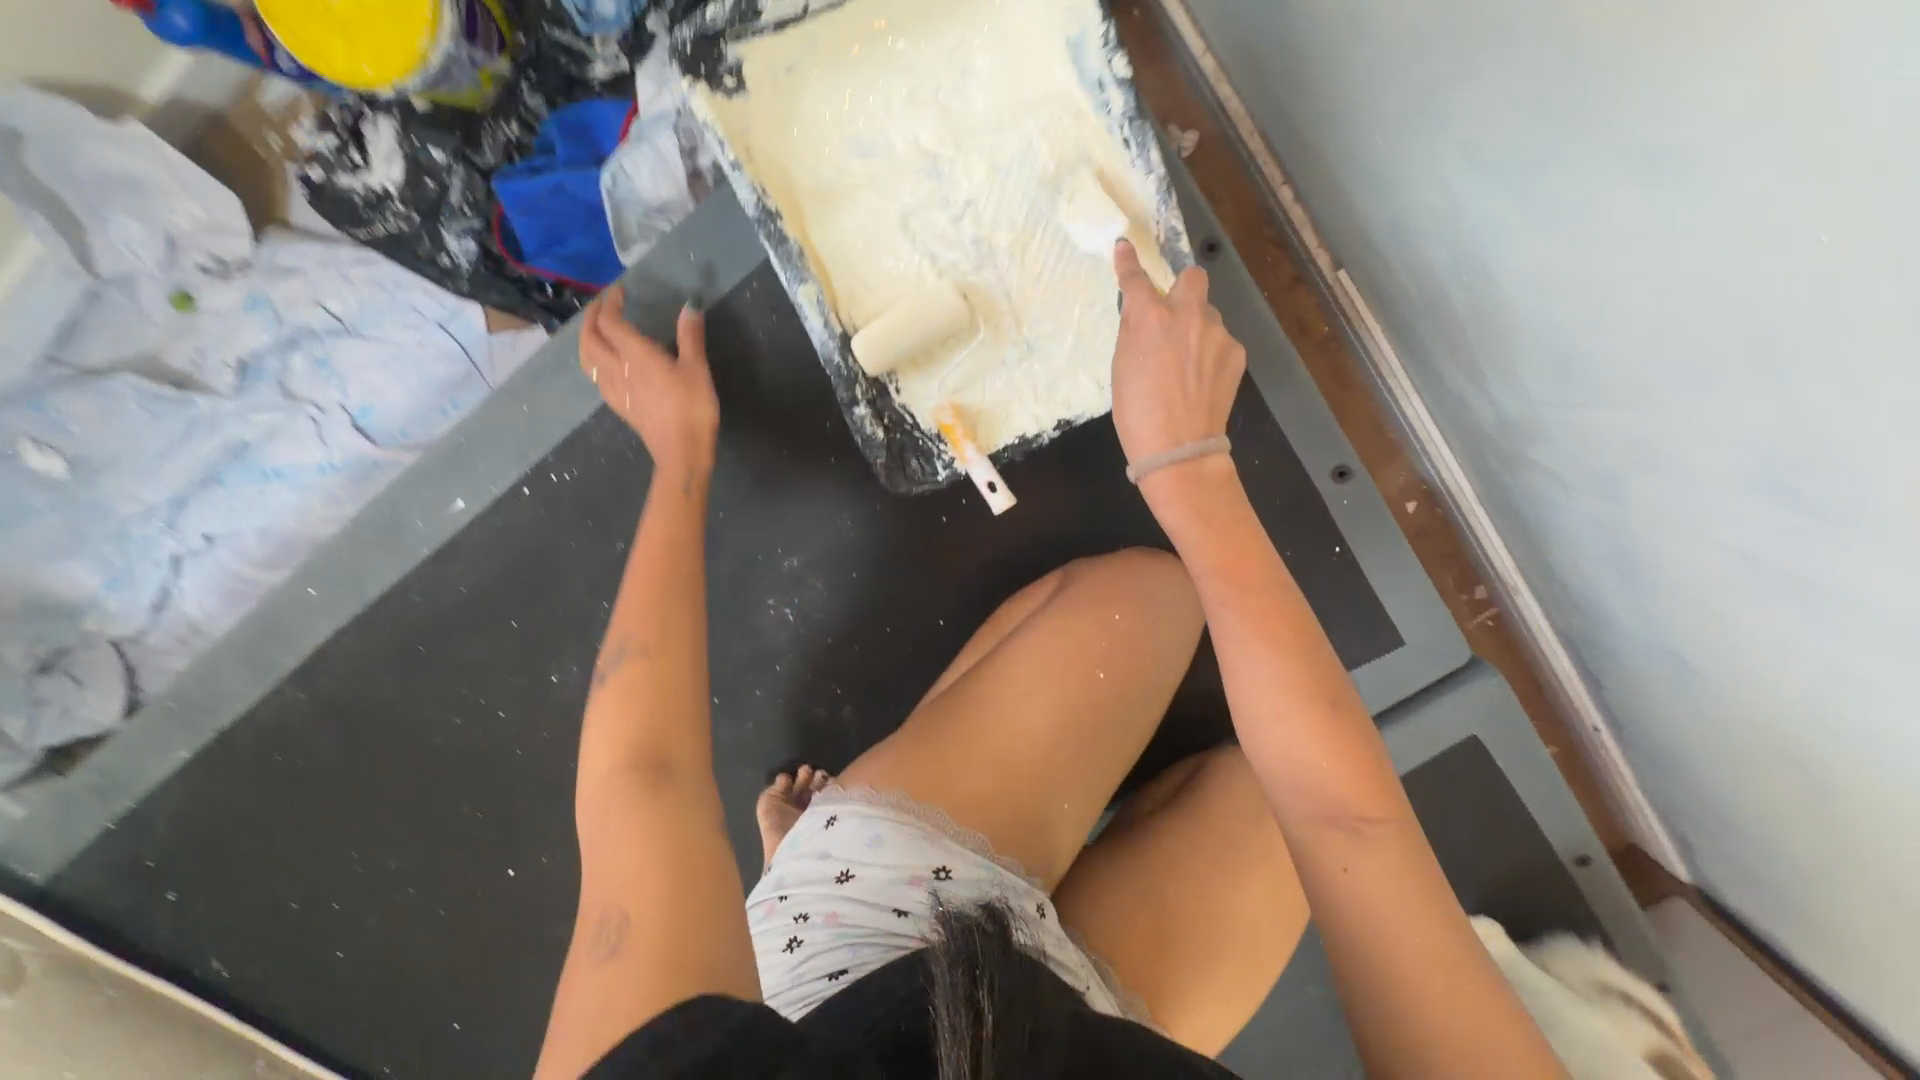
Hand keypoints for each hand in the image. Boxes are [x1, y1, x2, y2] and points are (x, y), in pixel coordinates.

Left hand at [580, 286, 718, 488]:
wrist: (681, 451)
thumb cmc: (692, 408)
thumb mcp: (697, 368)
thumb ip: (690, 335)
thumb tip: (690, 305)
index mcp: (636, 354)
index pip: (611, 321)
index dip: (611, 302)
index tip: (620, 291)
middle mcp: (617, 368)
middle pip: (590, 337)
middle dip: (593, 317)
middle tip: (604, 305)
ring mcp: (614, 389)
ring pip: (587, 358)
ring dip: (587, 338)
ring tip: (598, 330)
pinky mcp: (619, 405)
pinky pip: (596, 376)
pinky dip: (595, 360)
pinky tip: (607, 363)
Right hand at [1110, 240, 1245, 475]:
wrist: (1180, 448)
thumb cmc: (1137, 413)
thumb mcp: (1121, 367)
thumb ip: (1133, 333)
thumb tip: (1142, 315)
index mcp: (1149, 318)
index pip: (1136, 279)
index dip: (1128, 261)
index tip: (1124, 247)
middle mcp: (1186, 315)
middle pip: (1192, 277)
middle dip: (1182, 287)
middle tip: (1174, 313)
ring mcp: (1216, 332)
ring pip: (1208, 314)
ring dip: (1197, 327)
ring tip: (1188, 363)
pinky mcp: (1236, 352)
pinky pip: (1221, 340)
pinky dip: (1211, 353)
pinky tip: (1203, 379)